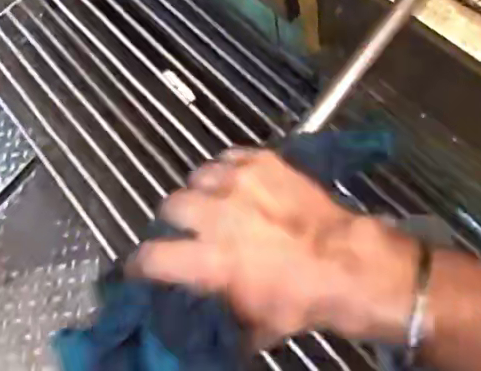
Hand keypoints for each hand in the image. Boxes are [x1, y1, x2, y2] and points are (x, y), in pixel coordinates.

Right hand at [129, 147, 420, 348]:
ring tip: (213, 201)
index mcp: (210, 259)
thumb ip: (220, 315)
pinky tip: (235, 182)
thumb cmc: (298, 298)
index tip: (139, 265)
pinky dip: (225, 169)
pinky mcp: (261, 158)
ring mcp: (239, 179)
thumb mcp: (252, 325)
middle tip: (183, 227)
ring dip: (201, 191)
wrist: (341, 257)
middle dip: (173, 218)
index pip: (154, 256)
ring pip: (198, 175)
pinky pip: (227, 156)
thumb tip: (205, 321)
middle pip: (171, 204)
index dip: (140, 262)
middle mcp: (217, 213)